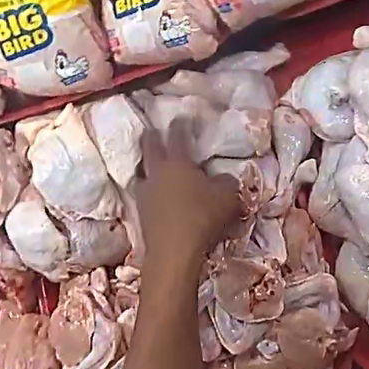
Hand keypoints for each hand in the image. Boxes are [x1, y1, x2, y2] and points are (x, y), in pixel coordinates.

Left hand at [136, 127, 240, 275]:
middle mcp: (156, 173)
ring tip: (152, 165)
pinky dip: (151, 190)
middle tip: (154, 130)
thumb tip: (224, 178)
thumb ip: (227, 182)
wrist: (174, 251)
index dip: (181, 125)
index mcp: (177, 163)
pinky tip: (159, 195)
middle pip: (150, 148)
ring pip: (142, 172)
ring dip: (147, 166)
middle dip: (153, 137)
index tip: (182, 116)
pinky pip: (145, 194)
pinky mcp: (141, 214)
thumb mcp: (228, 196)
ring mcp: (145, 194)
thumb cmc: (203, 216)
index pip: (178, 136)